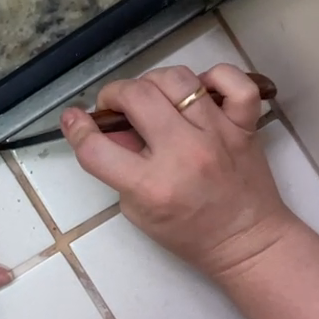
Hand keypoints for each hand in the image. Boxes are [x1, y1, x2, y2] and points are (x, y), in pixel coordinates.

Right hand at [64, 63, 298, 277]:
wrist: (245, 241)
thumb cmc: (186, 232)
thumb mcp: (137, 210)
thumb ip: (119, 168)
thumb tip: (111, 129)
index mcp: (151, 185)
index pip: (96, 147)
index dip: (76, 128)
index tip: (73, 120)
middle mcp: (183, 153)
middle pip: (136, 96)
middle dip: (114, 94)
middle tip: (116, 108)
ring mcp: (218, 134)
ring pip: (177, 80)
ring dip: (153, 82)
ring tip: (152, 97)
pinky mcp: (245, 125)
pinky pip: (234, 81)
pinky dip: (214, 77)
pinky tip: (199, 91)